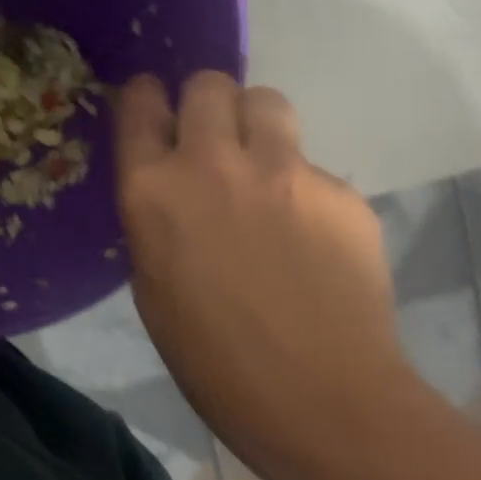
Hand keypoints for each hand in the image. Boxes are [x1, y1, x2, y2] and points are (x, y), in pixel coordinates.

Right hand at [115, 72, 414, 470]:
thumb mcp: (149, 276)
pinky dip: (300, 184)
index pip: (139, 105)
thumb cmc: (205, 352)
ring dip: (254, 121)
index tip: (149, 106)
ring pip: (267, 102)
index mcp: (150, 190)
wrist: (316, 395)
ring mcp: (285, 172)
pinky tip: (306, 233)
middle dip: (203, 100)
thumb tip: (173, 188)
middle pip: (208, 85)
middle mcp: (212, 164)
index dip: (144, 98)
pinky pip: (311, 164)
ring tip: (258, 163)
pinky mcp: (341, 192)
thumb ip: (156, 215)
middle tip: (209, 135)